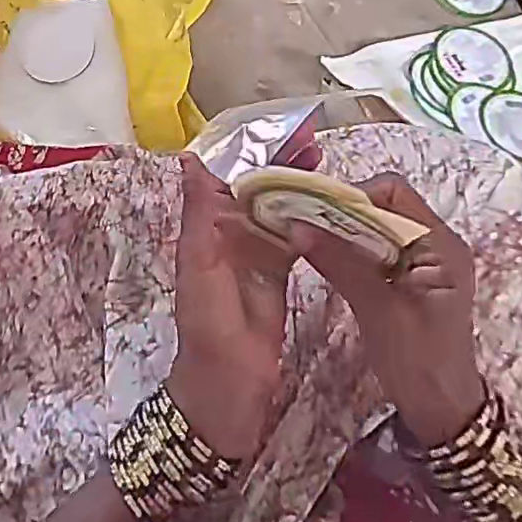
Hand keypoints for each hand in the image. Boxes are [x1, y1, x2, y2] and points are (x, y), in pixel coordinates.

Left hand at [166, 155, 296, 459]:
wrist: (226, 390)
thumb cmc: (209, 330)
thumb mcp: (200, 270)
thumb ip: (200, 217)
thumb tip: (192, 160)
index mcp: (207, 228)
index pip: (230, 176)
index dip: (254, 151)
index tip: (284, 130)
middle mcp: (230, 234)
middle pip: (257, 187)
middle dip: (281, 163)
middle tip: (314, 143)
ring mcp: (254, 253)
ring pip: (277, 208)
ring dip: (297, 185)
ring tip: (324, 163)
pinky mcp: (276, 273)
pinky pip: (292, 237)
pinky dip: (308, 219)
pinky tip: (329, 206)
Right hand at [284, 176, 485, 446]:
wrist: (443, 413)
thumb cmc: (419, 363)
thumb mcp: (378, 311)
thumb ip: (341, 264)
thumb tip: (298, 227)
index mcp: (441, 244)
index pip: (396, 192)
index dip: (356, 195)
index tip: (320, 214)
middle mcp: (435, 242)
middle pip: (384, 206)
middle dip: (344, 212)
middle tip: (306, 224)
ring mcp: (423, 259)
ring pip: (377, 226)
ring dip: (345, 230)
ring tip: (311, 239)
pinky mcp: (409, 276)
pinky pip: (376, 248)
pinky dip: (351, 249)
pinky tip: (327, 257)